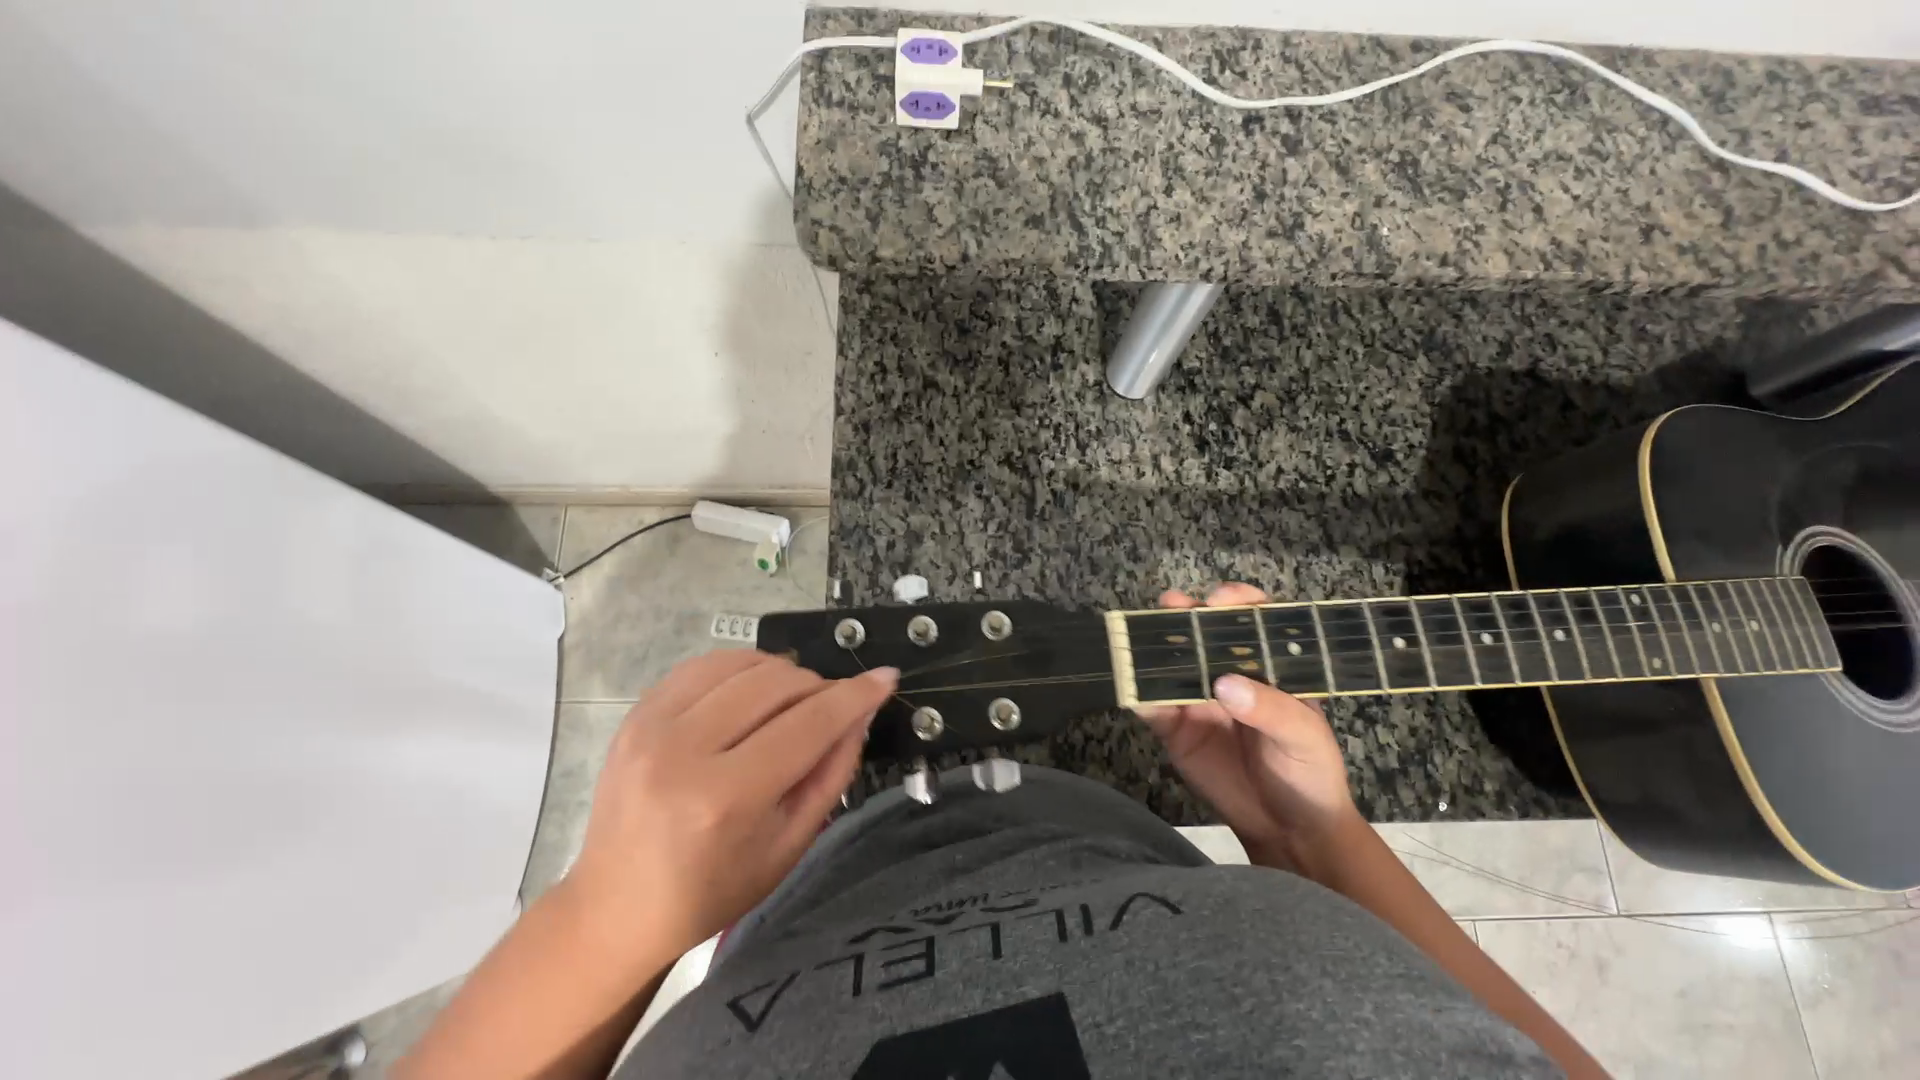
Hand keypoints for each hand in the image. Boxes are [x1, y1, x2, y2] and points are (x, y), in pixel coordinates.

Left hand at [562, 651, 897, 964]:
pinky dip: (740, 669)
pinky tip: (752, 692)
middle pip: (775, 683)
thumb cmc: (711, 893)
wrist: (616, 907)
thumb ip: (830, 775)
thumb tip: (860, 715)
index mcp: (725, 798)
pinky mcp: (635, 715)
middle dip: (819, 687)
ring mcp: (651, 727)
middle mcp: (682, 751)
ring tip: (793, 702)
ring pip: (741, 664)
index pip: (807, 724)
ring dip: (782, 673)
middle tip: (833, 709)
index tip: (886, 678)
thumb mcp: (788, 847)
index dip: (854, 697)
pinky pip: (702, 665)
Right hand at [1140, 584, 1361, 872]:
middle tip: (1174, 607)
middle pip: (1203, 633)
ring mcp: (1197, 699)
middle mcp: (1228, 673)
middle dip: (1187, 615)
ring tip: (1144, 638)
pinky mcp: (1174, 728)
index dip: (1236, 602)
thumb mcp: (1304, 736)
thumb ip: (1270, 709)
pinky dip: (1139, 695)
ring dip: (1156, 647)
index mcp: (1267, 665)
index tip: (1222, 600)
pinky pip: (1151, 707)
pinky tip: (1133, 687)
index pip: (1252, 619)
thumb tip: (1223, 685)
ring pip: (1172, 664)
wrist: (1289, 830)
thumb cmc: (1310, 772)